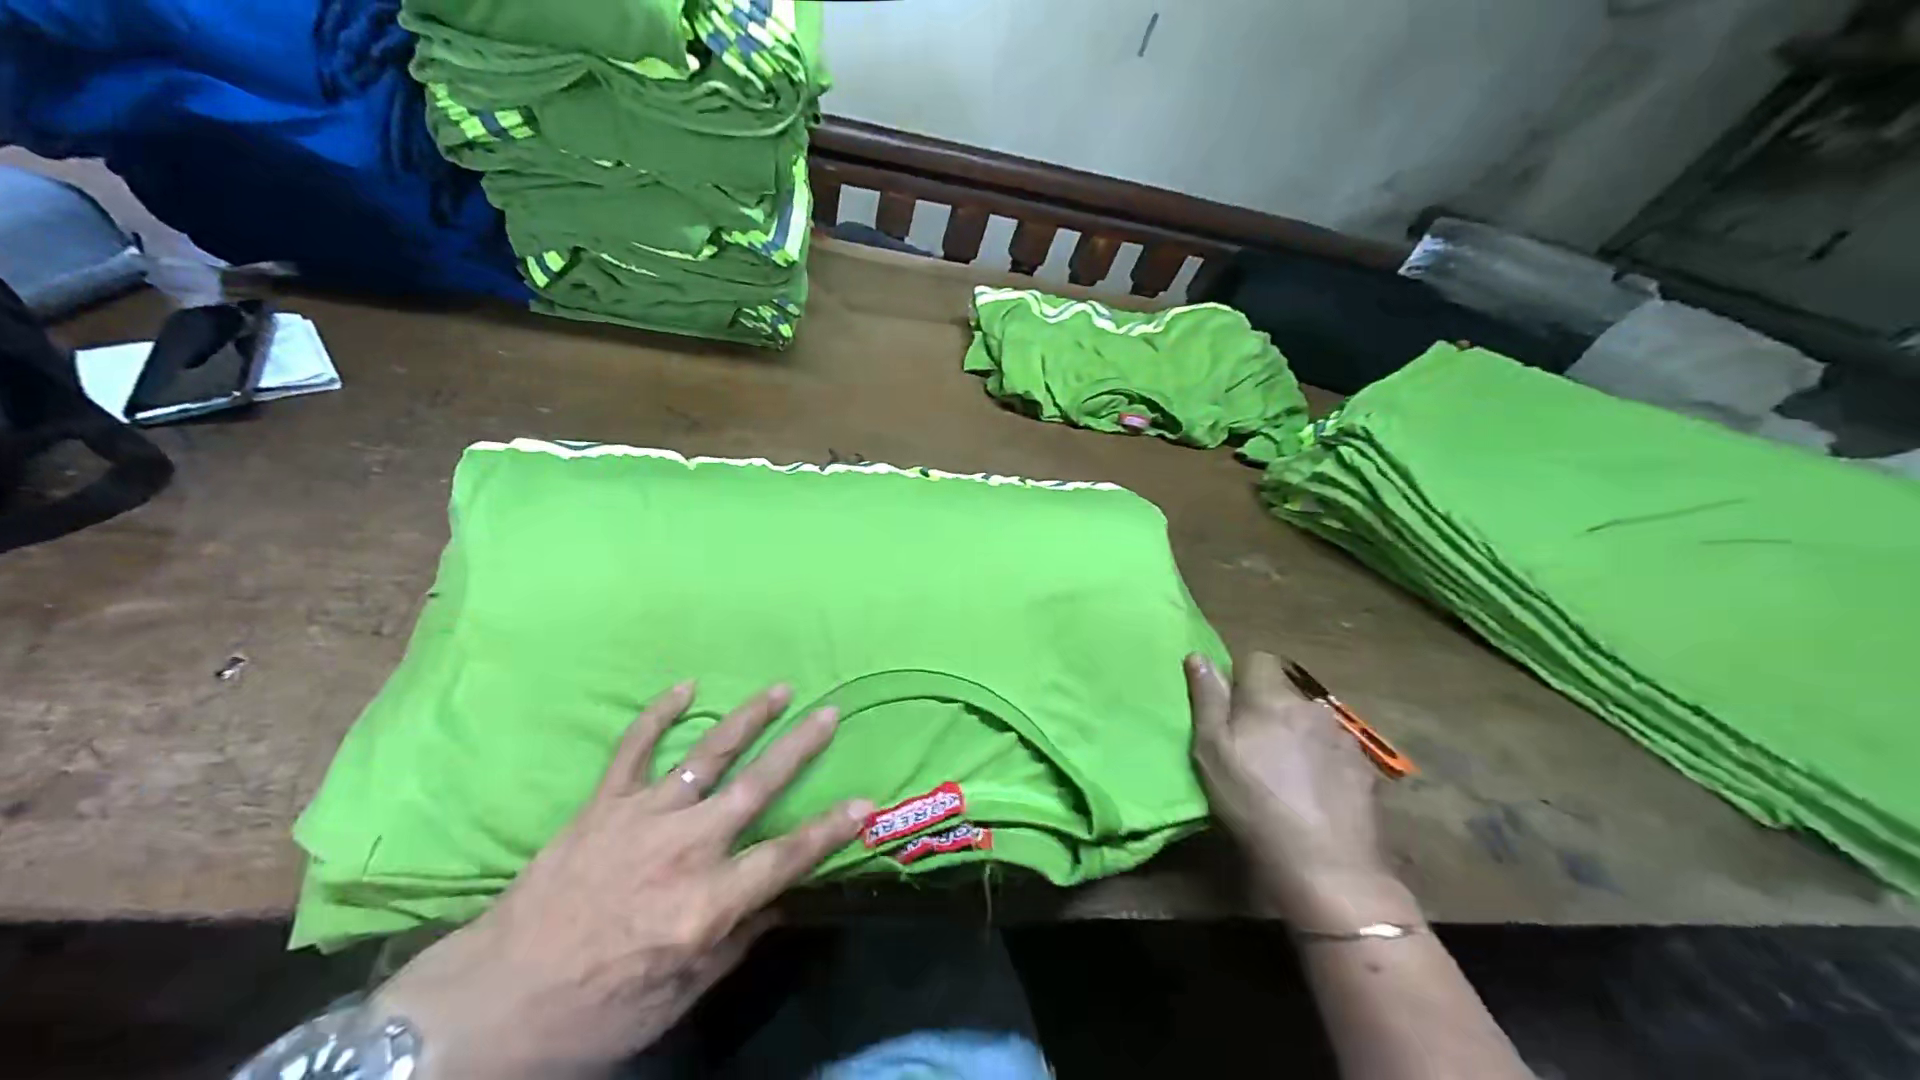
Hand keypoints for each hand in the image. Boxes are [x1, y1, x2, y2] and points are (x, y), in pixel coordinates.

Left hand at [370, 682, 872, 1079]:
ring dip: (747, 720)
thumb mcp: (675, 999)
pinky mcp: (600, 807)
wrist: (486, 1005)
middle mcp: (682, 851)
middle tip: (830, 713)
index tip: (866, 803)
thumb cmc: (590, 1013)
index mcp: (705, 905)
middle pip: (756, 788)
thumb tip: (779, 900)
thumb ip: (734, 943)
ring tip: (779, 690)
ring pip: (706, 757)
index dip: (831, 830)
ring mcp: (640, 820)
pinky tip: (685, 687)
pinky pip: (632, 750)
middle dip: (800, 748)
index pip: (786, 857)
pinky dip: (658, 715)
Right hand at [1186, 652, 1414, 928]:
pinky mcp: (1364, 769)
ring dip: (1297, 734)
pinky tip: (1315, 792)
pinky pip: (1335, 750)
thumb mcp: (1212, 751)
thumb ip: (1207, 700)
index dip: (1242, 678)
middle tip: (1253, 746)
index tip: (1231, 710)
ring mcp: (1344, 738)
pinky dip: (1323, 761)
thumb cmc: (1254, 802)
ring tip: (1286, 773)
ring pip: (1311, 721)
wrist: (1326, 865)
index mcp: (1272, 698)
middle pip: (1286, 692)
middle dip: (1269, 708)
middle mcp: (1311, 707)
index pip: (1258, 659)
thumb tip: (1198, 656)